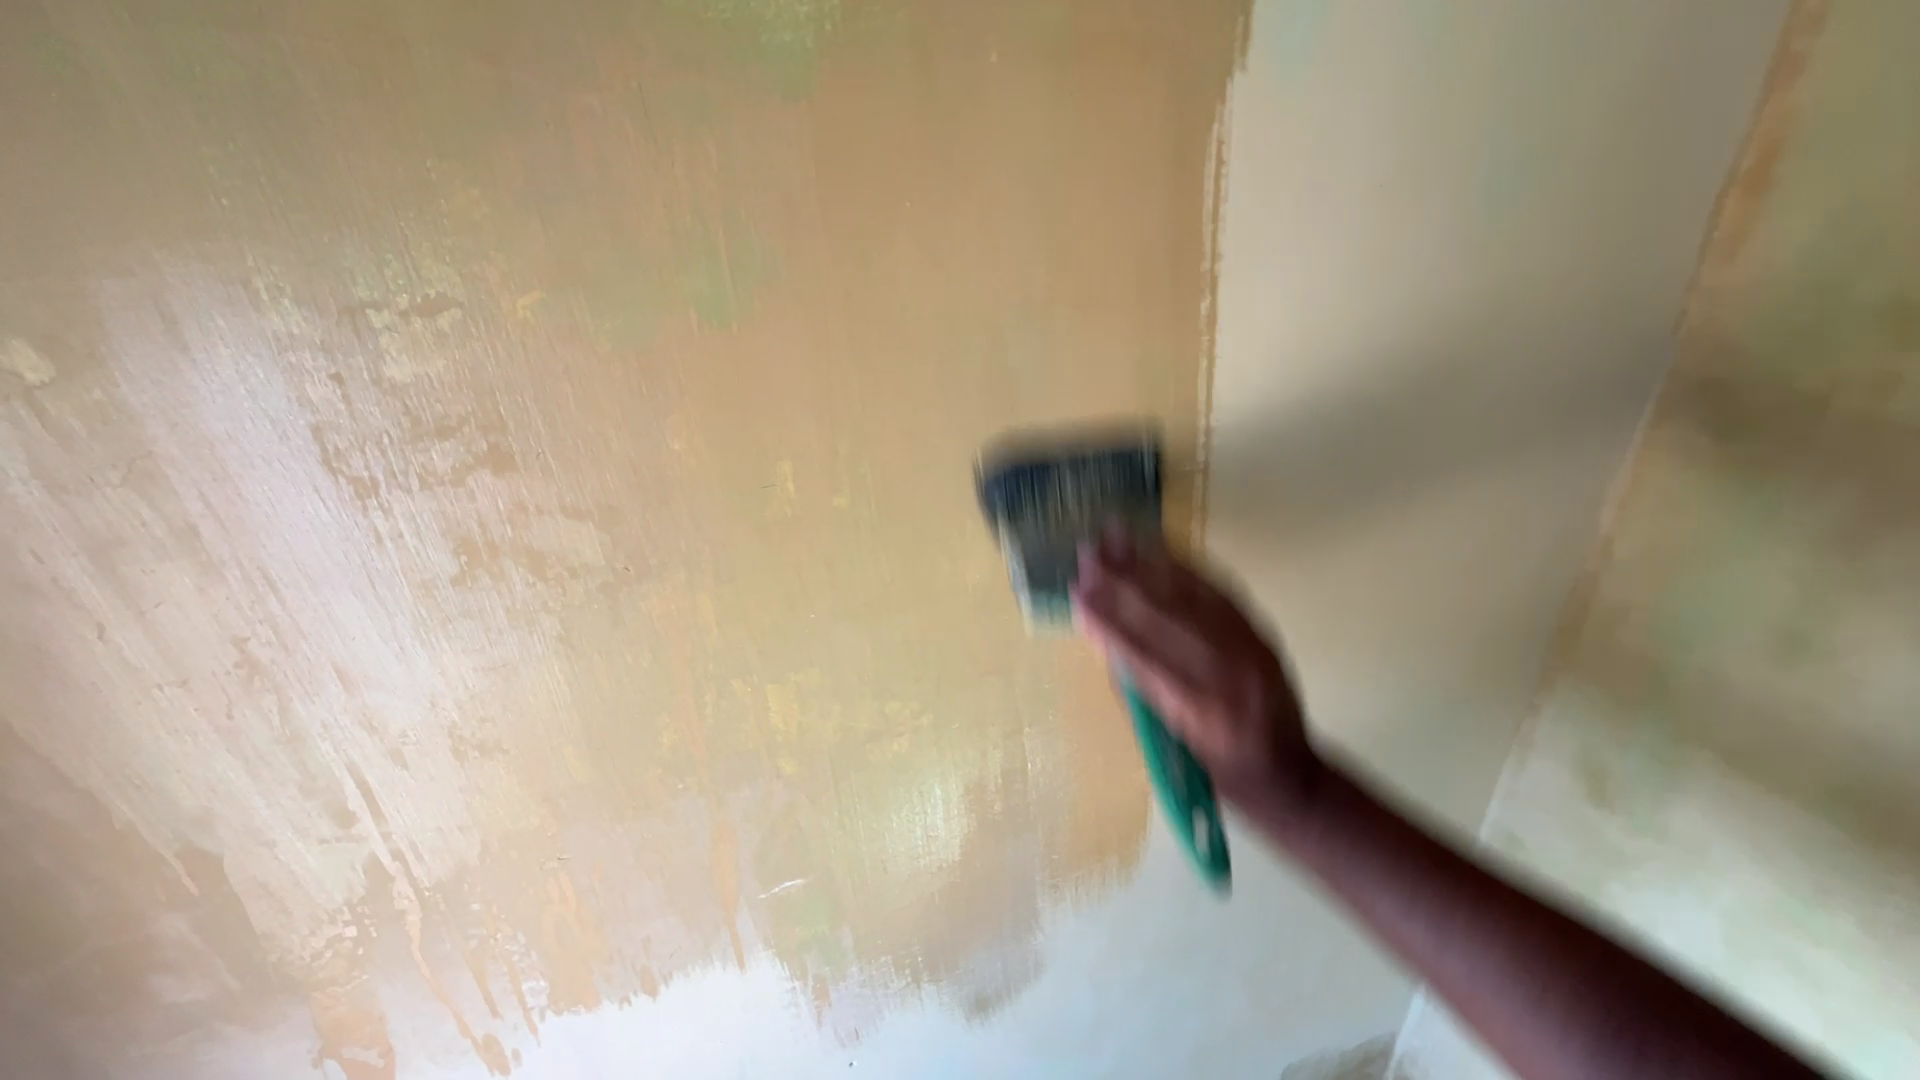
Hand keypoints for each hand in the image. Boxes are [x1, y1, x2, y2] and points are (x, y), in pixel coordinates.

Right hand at [1070, 526, 1321, 813]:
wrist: (1290, 777)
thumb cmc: (1218, 776)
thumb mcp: (1169, 747)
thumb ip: (1138, 691)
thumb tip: (1106, 639)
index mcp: (1202, 713)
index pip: (1145, 657)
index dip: (1109, 624)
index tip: (1077, 596)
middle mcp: (1231, 676)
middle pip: (1168, 617)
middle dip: (1123, 582)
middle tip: (1088, 554)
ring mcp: (1251, 651)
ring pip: (1194, 597)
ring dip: (1150, 563)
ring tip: (1115, 537)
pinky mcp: (1262, 635)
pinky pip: (1221, 592)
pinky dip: (1187, 569)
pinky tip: (1160, 550)